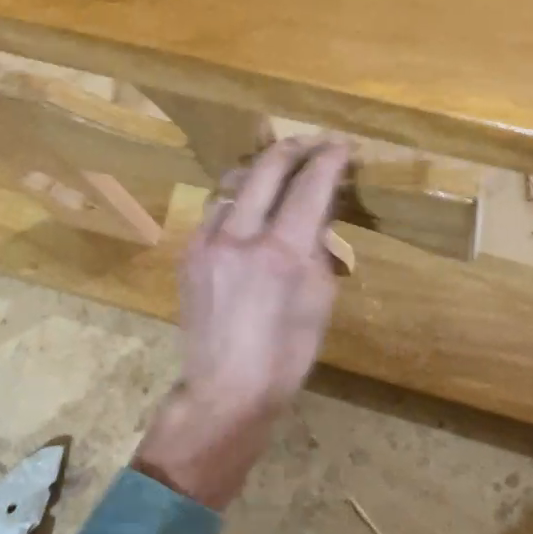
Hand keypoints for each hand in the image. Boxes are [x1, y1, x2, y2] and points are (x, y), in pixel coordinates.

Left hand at [133, 136, 351, 509]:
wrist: (227, 389)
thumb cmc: (287, 354)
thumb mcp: (320, 300)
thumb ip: (320, 249)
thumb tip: (319, 215)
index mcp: (282, 252)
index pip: (310, 184)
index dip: (330, 158)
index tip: (343, 147)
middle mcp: (241, 236)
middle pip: (267, 167)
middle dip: (296, 147)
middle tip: (315, 144)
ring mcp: (207, 242)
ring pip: (235, 184)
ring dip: (262, 172)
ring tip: (282, 171)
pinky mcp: (189, 253)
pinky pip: (216, 212)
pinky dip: (239, 203)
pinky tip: (250, 213)